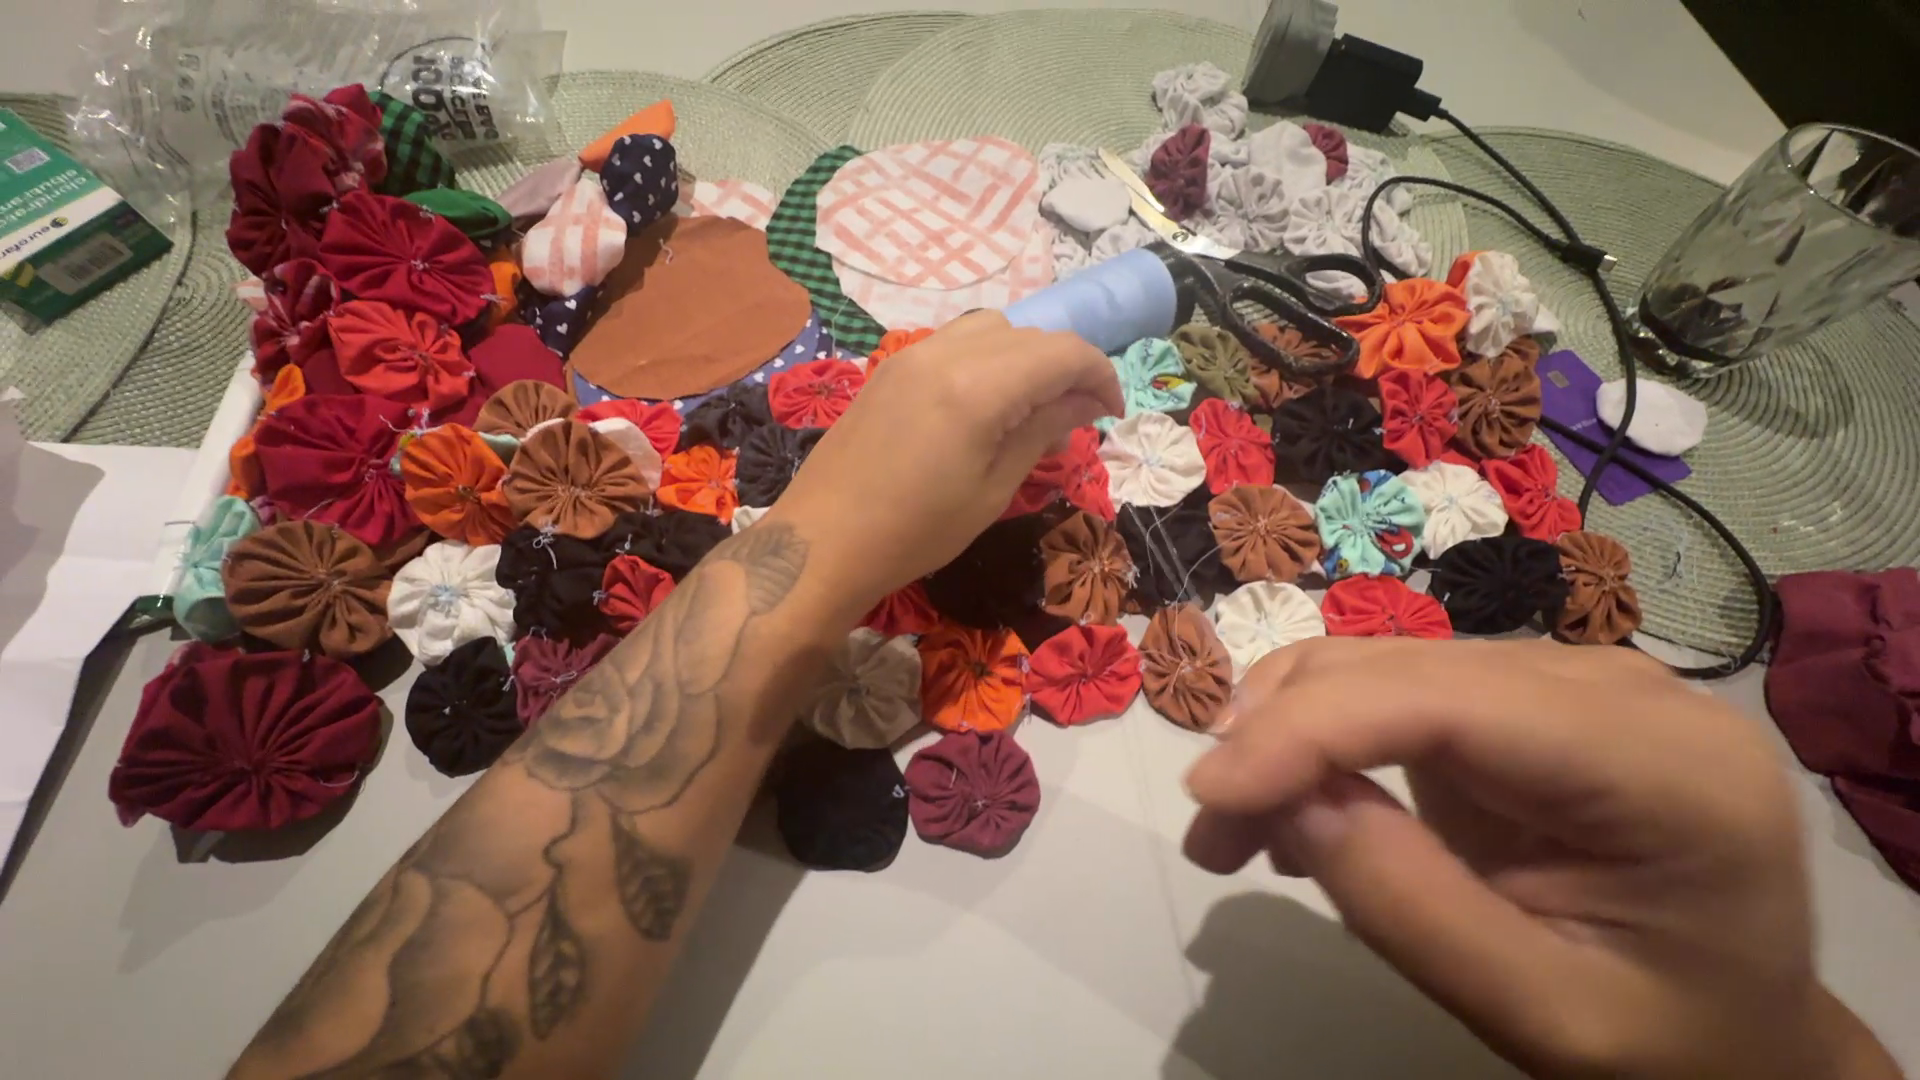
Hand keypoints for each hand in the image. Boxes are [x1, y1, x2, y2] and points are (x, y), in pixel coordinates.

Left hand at [768, 312, 1121, 610]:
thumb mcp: (994, 489)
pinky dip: (988, 359)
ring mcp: (912, 355)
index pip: (1063, 352)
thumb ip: (1042, 431)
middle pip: (1030, 335)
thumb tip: (1084, 402)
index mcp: (978, 387)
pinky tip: (985, 402)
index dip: (1100, 375)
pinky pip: (955, 343)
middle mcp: (945, 353)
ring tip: (1031, 408)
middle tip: (1077, 417)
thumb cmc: (917, 531)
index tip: (1112, 412)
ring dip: (1026, 357)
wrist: (824, 541)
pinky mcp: (891, 368)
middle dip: (1067, 367)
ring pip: (992, 329)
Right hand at [1183, 638, 1900, 1079]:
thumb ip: (1408, 905)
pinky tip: (1296, 800)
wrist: (1730, 1024)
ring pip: (1366, 665)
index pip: (1442, 702)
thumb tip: (1280, 802)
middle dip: (1274, 739)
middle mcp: (1605, 685)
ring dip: (1279, 733)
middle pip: (1390, 672)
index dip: (1307, 731)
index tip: (1207, 793)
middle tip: (1210, 833)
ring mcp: (1553, 676)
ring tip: (1236, 824)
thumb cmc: (1657, 1038)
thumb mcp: (1540, 1012)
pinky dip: (1312, 733)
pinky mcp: (1504, 688)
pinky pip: (1378, 685)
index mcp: (1659, 764)